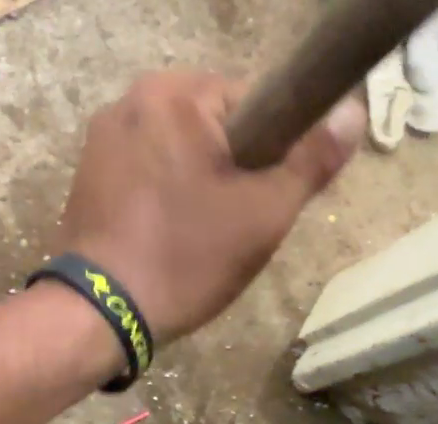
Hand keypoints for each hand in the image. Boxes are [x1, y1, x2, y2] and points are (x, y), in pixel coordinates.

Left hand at [56, 71, 364, 343]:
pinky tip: (161, 241)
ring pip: (176, 157)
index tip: (263, 202)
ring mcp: (99, 142)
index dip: (271, 154)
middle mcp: (128, 102)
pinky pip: (142, 178)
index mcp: (174, 93)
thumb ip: (311, 161)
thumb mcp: (263, 215)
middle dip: (229, 174)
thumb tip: (354, 113)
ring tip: (194, 241)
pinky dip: (160, 203)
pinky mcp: (83, 180)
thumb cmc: (185, 260)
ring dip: (194, 190)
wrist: (100, 316)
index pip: (253, 103)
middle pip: (210, 130)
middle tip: (228, 230)